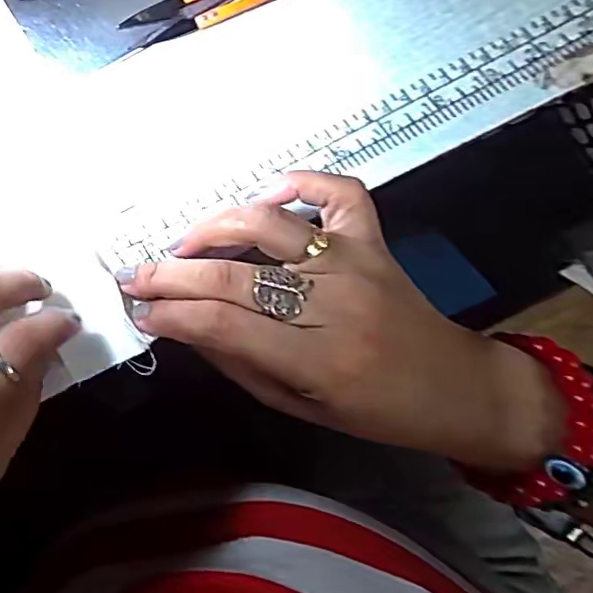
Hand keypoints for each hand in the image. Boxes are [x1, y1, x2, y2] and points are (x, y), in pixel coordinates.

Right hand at [118, 172, 560, 471]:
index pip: (222, 325)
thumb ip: (236, 362)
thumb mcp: (296, 406)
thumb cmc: (373, 411)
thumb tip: (181, 324)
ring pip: (269, 224)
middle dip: (171, 275)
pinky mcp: (373, 239)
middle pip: (233, 275)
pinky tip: (268, 193)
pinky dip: (299, 181)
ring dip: (213, 228)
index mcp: (318, 361)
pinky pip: (337, 192)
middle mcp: (335, 303)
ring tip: (184, 245)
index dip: (170, 316)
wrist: (457, 388)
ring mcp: (356, 261)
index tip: (138, 311)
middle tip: (135, 277)